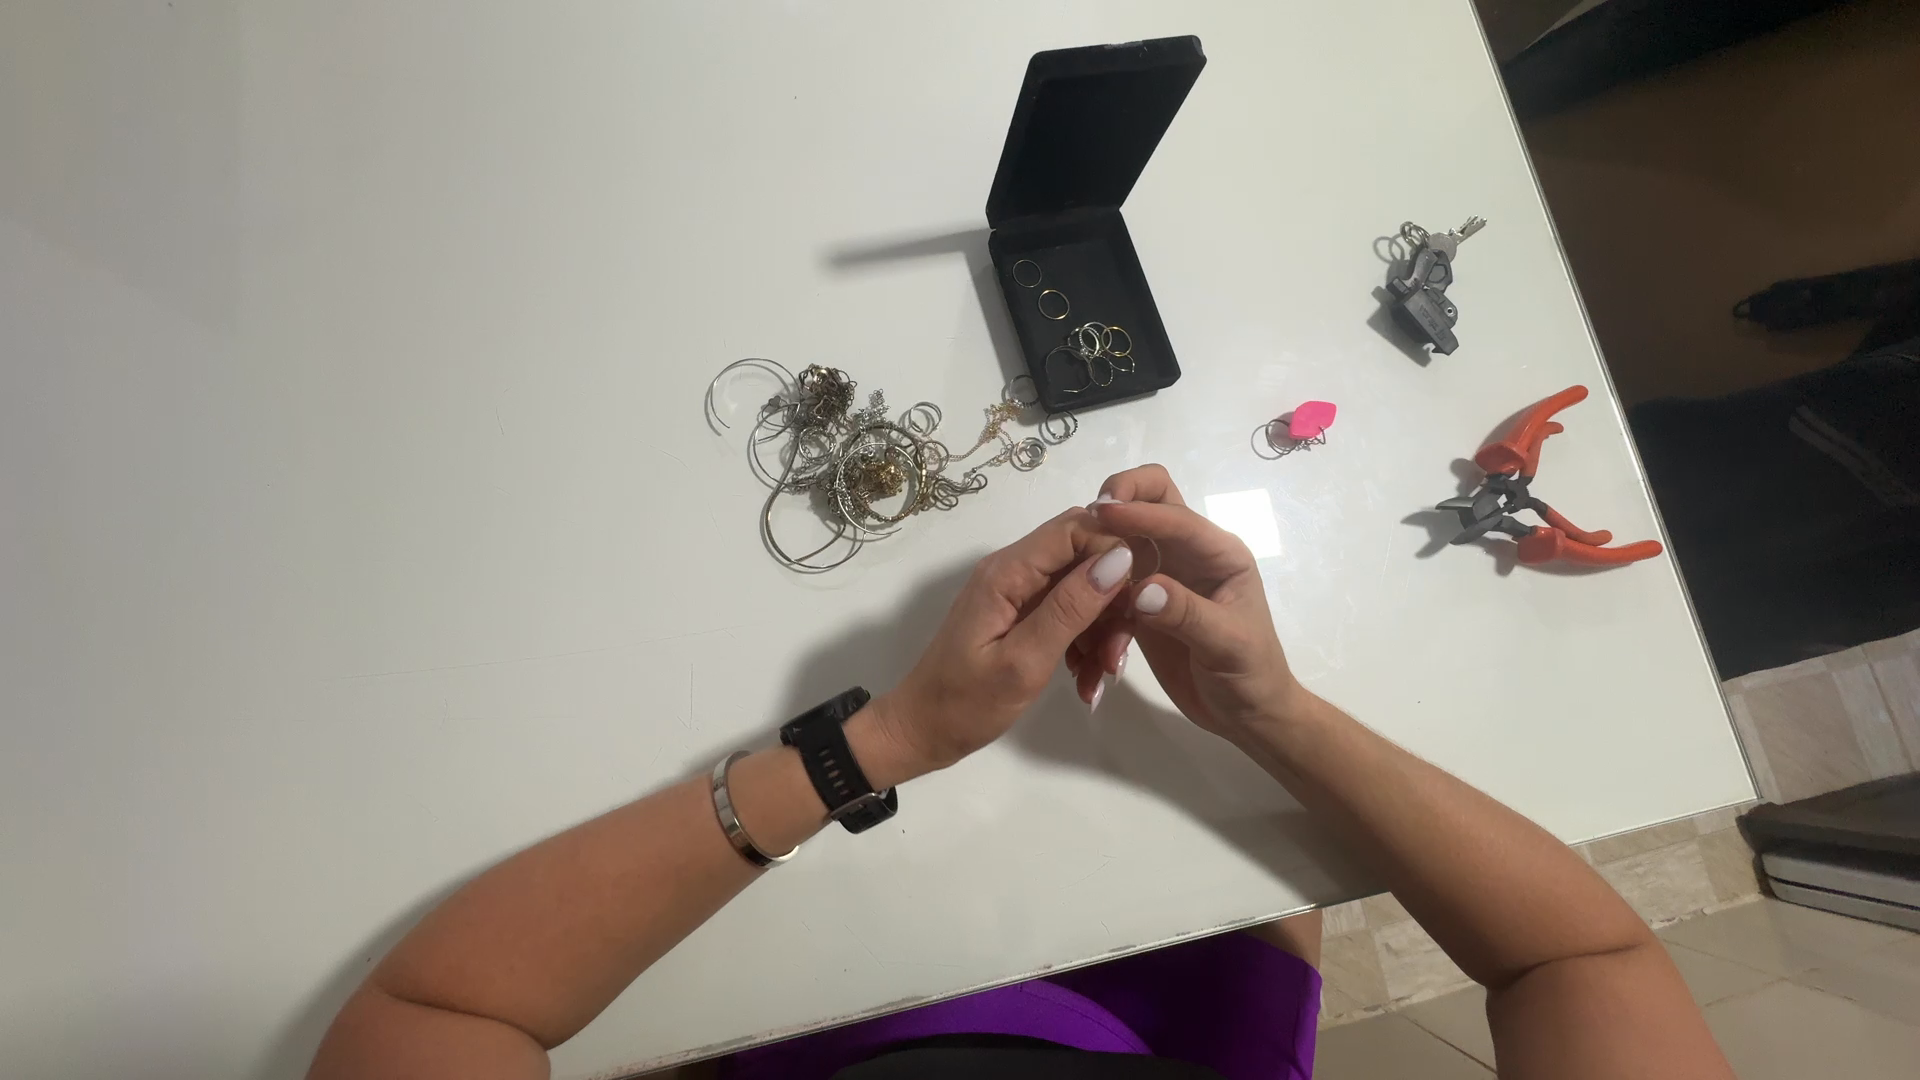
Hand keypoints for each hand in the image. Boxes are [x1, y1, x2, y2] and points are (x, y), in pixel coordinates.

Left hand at [858, 507, 1135, 782]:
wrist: (922, 731)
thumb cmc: (965, 703)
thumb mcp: (1023, 662)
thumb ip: (1070, 609)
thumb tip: (1118, 558)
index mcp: (1007, 572)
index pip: (1075, 526)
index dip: (1115, 550)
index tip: (1139, 599)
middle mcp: (1012, 569)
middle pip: (1083, 555)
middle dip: (1113, 597)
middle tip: (1118, 652)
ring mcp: (1016, 592)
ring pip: (1081, 586)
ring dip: (1101, 628)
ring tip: (1102, 676)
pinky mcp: (1021, 613)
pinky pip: (1068, 611)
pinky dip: (1084, 640)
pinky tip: (1086, 679)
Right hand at [1070, 465, 1309, 742]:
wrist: (1246, 715)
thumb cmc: (1251, 676)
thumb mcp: (1228, 646)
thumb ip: (1186, 614)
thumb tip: (1139, 591)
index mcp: (1217, 553)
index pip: (1175, 515)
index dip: (1139, 511)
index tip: (1101, 514)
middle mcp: (1186, 554)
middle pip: (1150, 501)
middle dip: (1119, 499)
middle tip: (1087, 521)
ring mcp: (1160, 576)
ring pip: (1120, 542)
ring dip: (1098, 553)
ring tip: (1078, 578)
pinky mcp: (1138, 604)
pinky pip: (1107, 586)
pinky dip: (1093, 598)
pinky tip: (1083, 620)